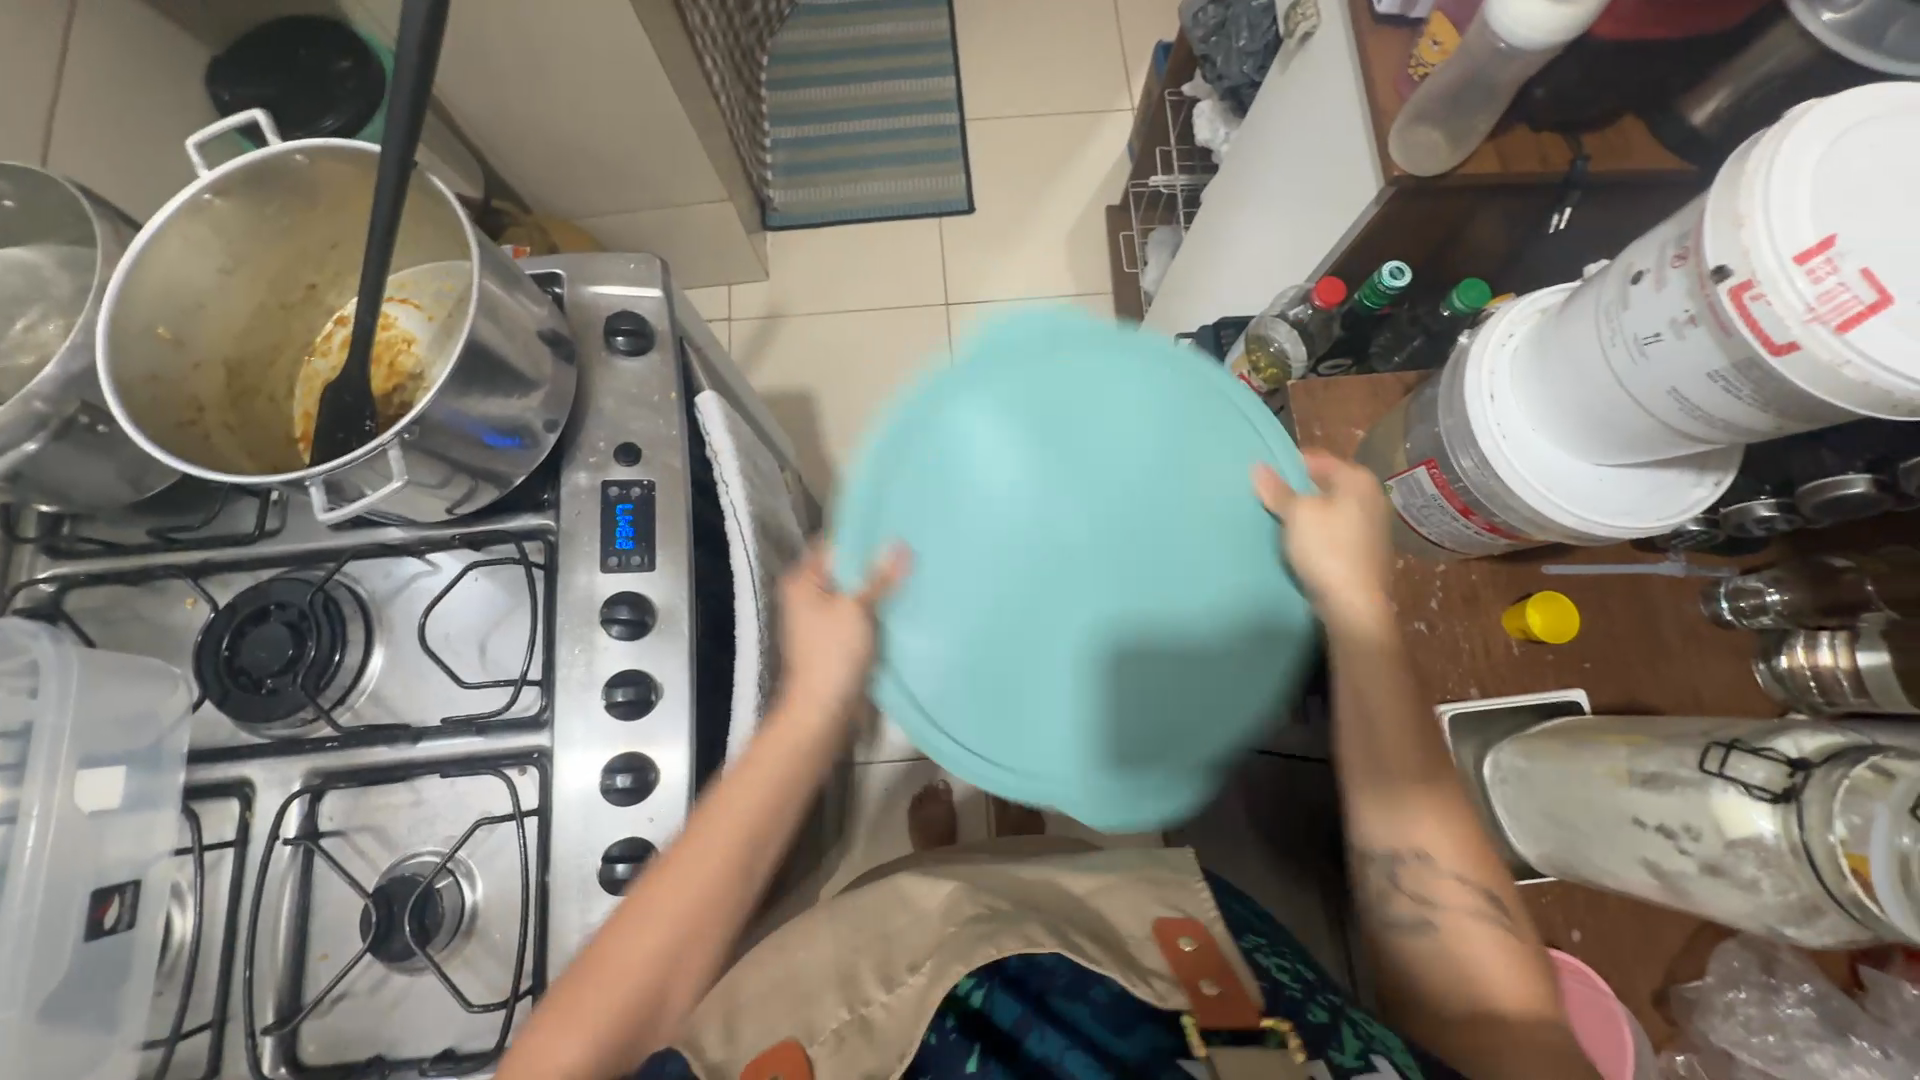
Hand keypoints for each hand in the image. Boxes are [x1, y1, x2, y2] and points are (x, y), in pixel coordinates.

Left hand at [773, 540, 910, 726]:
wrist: (823, 709)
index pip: (834, 543)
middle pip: (846, 568)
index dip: (864, 534)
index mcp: (802, 580)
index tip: (896, 524)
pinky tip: (905, 598)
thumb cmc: (832, 653)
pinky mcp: (838, 636)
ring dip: (880, 585)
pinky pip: (861, 612)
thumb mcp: (856, 609)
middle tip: (912, 545)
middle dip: (876, 560)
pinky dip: (879, 607)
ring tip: (913, 568)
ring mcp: (823, 617)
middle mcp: (808, 593)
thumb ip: (879, 576)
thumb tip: (901, 545)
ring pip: (856, 591)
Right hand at [1253, 450, 1393, 630]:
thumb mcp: (1296, 514)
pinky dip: (1321, 530)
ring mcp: (1374, 523)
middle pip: (1325, 483)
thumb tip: (1257, 466)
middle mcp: (1372, 494)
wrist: (1354, 603)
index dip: (1287, 465)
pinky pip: (1338, 528)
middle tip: (1270, 500)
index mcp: (1357, 478)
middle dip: (1298, 490)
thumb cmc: (1326, 548)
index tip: (1264, 479)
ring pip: (1331, 507)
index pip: (1316, 459)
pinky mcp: (1369, 548)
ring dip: (1309, 512)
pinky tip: (1304, 544)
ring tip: (1282, 522)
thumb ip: (1277, 489)